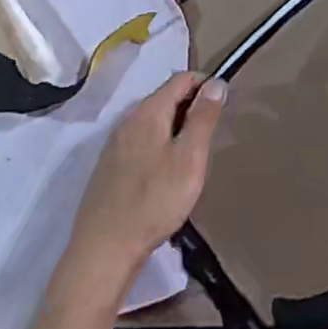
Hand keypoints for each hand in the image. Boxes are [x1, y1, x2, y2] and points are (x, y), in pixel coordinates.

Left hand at [70, 72, 226, 268]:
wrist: (104, 250)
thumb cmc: (155, 200)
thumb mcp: (190, 157)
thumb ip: (203, 117)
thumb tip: (216, 82)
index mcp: (148, 112)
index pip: (181, 78)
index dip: (206, 84)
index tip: (223, 107)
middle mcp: (127, 121)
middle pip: (166, 98)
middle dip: (192, 107)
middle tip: (211, 137)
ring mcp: (115, 145)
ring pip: (154, 121)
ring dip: (177, 128)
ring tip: (194, 157)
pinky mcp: (110, 168)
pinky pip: (142, 142)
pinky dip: (161, 146)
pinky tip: (167, 175)